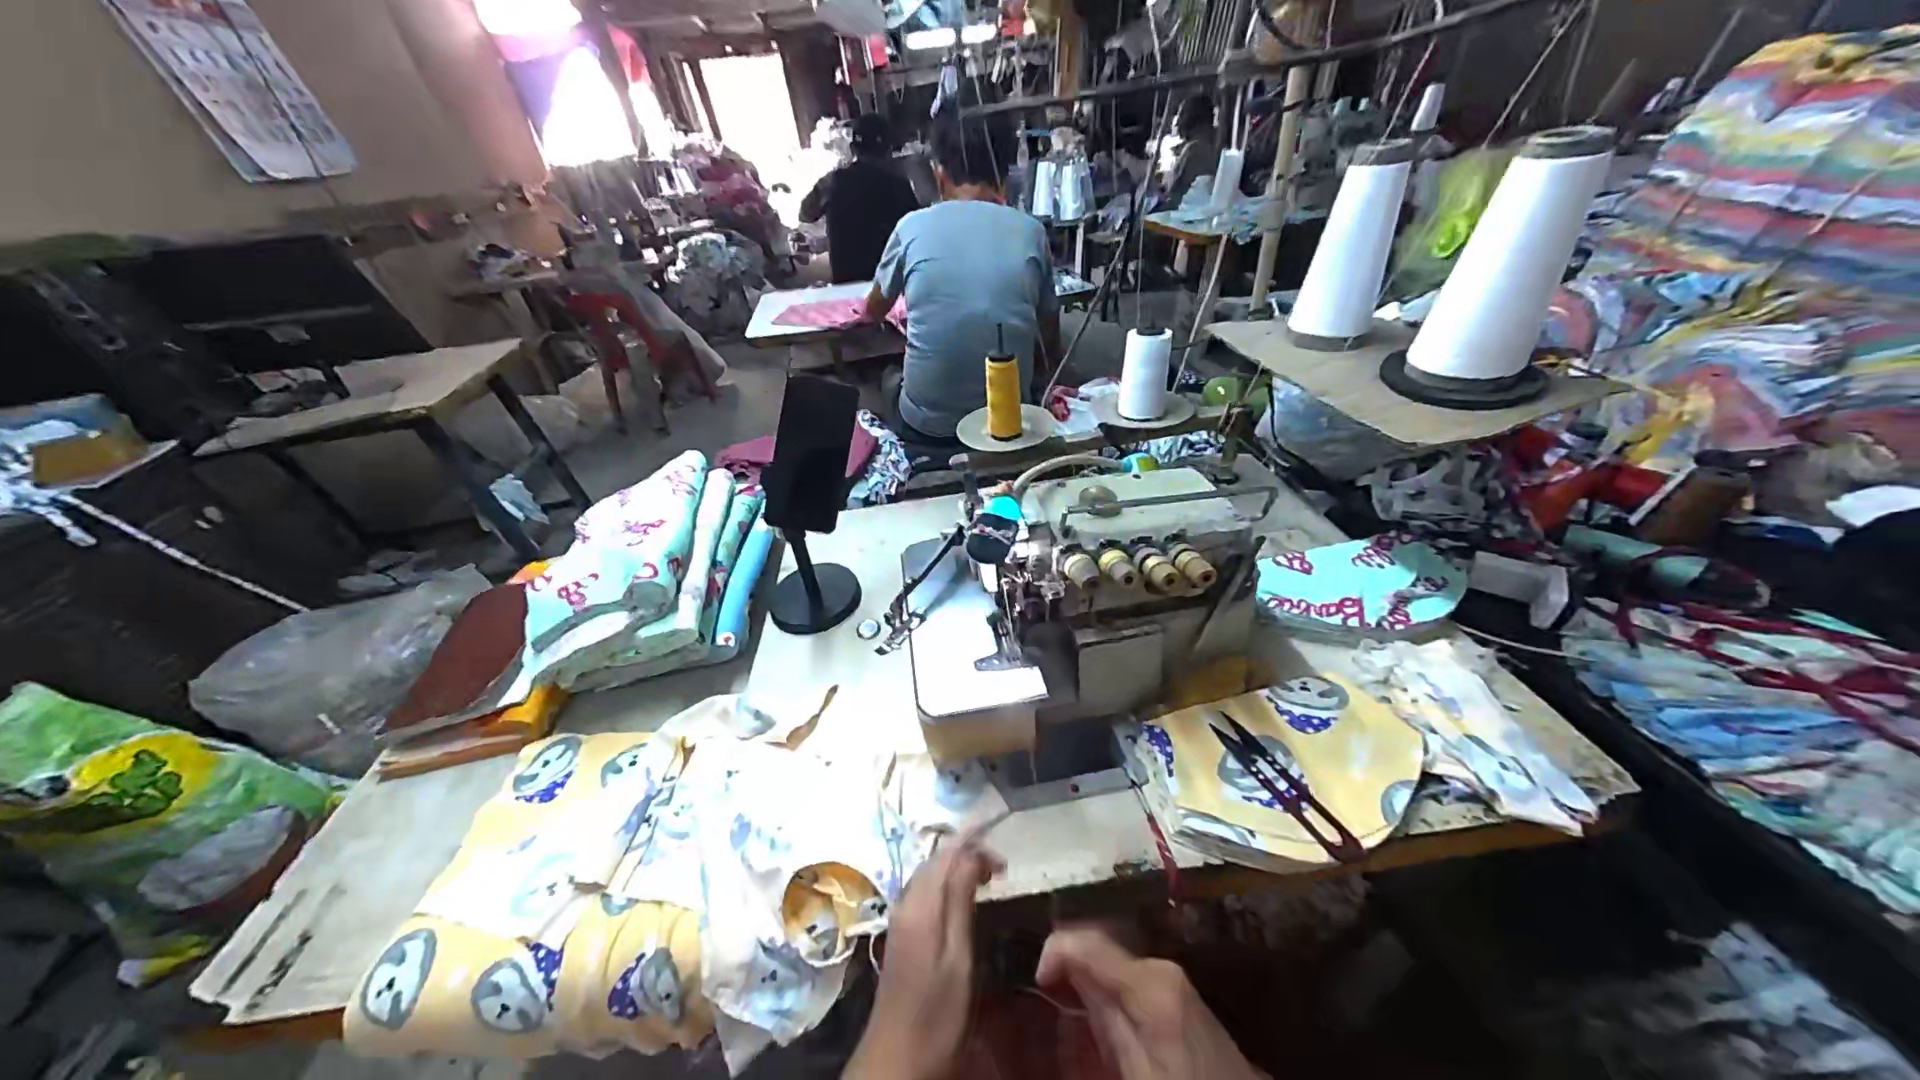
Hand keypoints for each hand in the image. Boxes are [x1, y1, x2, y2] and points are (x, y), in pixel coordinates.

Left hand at [843, 826, 1002, 1079]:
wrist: (896, 1060)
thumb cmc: (936, 1013)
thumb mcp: (959, 957)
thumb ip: (961, 901)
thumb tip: (972, 853)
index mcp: (919, 904)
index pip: (946, 853)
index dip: (974, 845)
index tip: (1004, 861)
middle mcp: (905, 902)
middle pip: (935, 860)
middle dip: (967, 853)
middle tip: (1001, 870)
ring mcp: (900, 918)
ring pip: (930, 875)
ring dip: (957, 868)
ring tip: (989, 879)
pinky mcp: (902, 934)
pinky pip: (925, 893)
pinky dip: (947, 885)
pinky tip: (964, 901)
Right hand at [1037, 925, 1265, 1079]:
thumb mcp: (1137, 1075)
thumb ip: (1101, 1023)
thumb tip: (1066, 979)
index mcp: (1147, 984)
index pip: (1086, 941)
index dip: (1054, 951)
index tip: (1037, 982)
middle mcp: (1159, 968)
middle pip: (1098, 946)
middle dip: (1067, 966)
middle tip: (1044, 999)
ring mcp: (1171, 979)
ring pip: (1110, 961)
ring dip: (1084, 979)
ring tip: (1063, 1009)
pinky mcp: (1176, 994)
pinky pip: (1126, 978)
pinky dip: (1103, 989)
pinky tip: (1094, 1020)